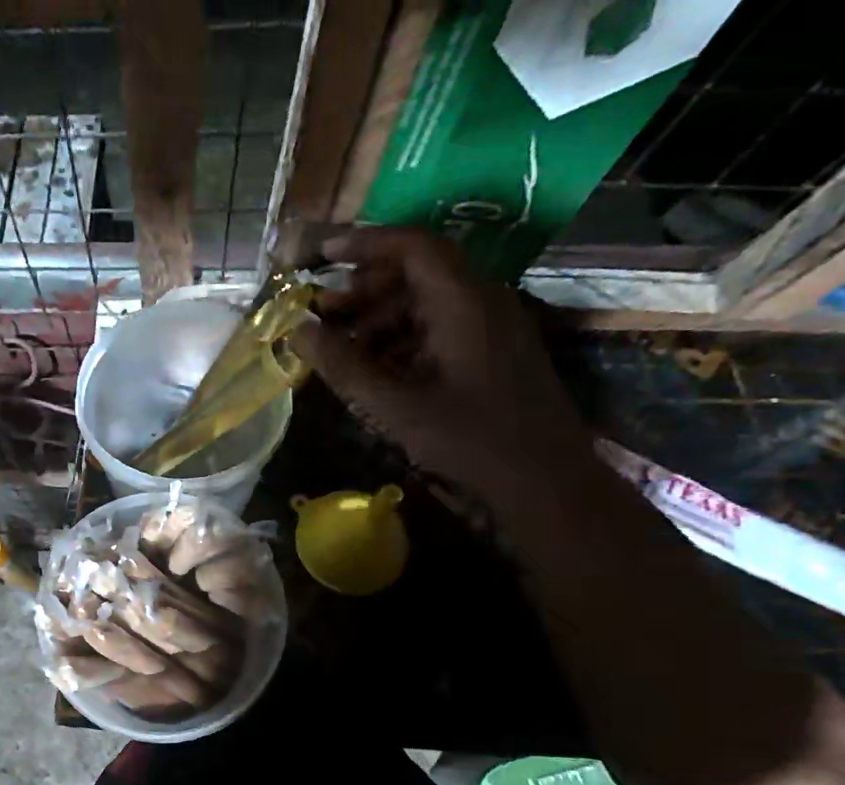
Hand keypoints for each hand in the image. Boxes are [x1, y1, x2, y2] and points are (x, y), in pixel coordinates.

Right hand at [304, 227, 591, 489]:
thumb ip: (345, 367)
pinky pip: (442, 327)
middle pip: (417, 272)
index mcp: (464, 302)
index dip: (364, 244)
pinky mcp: (493, 351)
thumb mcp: (397, 407)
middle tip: (324, 315)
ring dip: (381, 316)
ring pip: (427, 302)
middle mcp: (482, 300)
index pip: (412, 246)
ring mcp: (492, 326)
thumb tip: (298, 331)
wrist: (546, 479)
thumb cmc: (471, 440)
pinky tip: (378, 369)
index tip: (322, 257)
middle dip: (365, 289)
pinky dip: (404, 337)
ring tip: (344, 348)